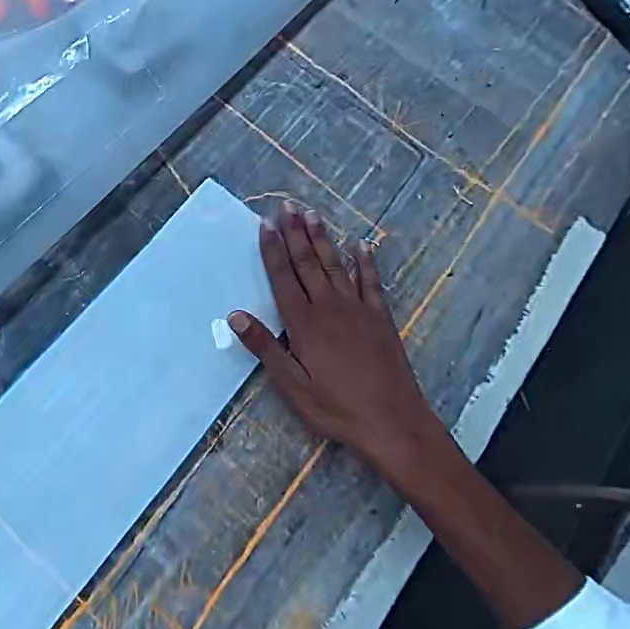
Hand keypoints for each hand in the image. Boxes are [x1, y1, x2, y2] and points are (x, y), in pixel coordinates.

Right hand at [229, 203, 458, 490]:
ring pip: (336, 266)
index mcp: (305, 324)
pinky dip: (365, 263)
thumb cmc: (336, 406)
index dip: (273, 249)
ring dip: (323, 239)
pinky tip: (361, 246)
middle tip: (288, 206)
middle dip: (296, 233)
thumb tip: (236, 315)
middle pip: (309, 263)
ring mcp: (358, 311)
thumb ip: (265, 347)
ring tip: (313, 214)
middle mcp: (330, 308)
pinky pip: (370, 283)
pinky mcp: (381, 319)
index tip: (265, 224)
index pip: (283, 277)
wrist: (394, 422)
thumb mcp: (292, 384)